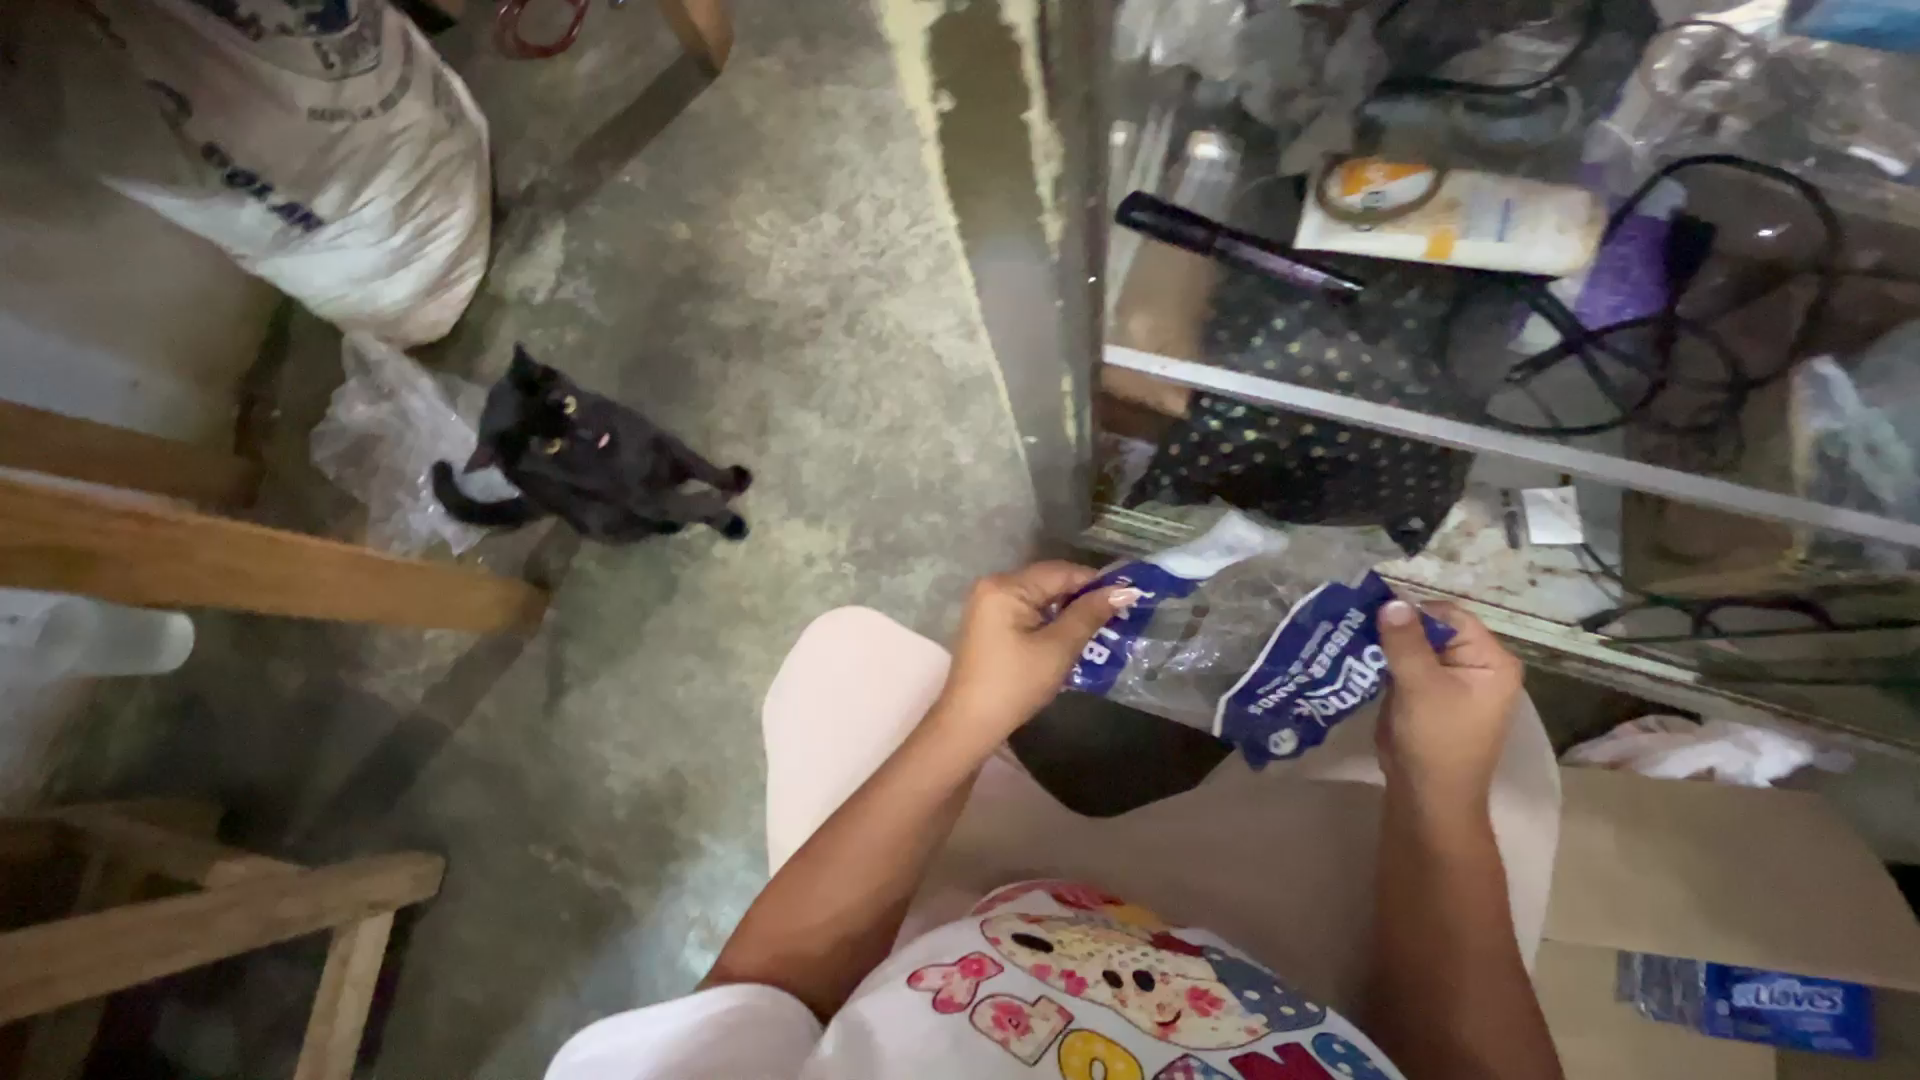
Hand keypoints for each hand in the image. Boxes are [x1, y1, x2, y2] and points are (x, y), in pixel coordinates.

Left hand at [931, 562, 1125, 750]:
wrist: (970, 723)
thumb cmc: (1016, 684)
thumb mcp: (1058, 648)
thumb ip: (1089, 614)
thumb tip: (1124, 590)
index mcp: (1006, 586)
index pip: (1060, 572)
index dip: (1096, 583)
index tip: (1127, 598)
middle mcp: (993, 587)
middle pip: (1048, 583)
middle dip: (1082, 598)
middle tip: (1117, 616)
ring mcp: (988, 606)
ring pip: (1039, 598)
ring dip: (1067, 611)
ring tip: (1099, 628)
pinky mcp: (989, 625)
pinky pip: (1027, 612)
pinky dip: (1049, 621)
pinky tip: (1070, 637)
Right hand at [1375, 599, 1522, 818]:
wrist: (1427, 794)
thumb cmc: (1435, 740)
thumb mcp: (1420, 686)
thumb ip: (1405, 642)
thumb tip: (1391, 601)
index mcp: (1491, 661)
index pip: (1451, 616)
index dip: (1414, 611)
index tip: (1373, 612)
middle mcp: (1476, 665)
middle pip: (1432, 629)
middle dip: (1396, 627)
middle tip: (1357, 622)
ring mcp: (1450, 680)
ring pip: (1414, 646)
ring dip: (1386, 643)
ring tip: (1352, 636)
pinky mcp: (1426, 693)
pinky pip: (1405, 664)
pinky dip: (1383, 659)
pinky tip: (1358, 656)